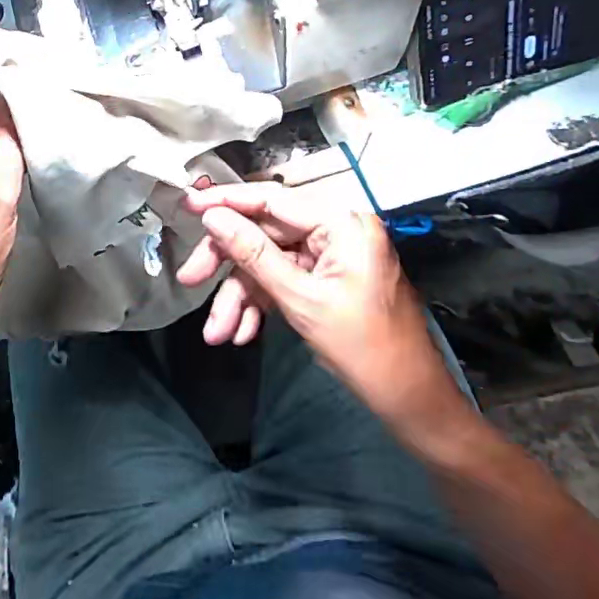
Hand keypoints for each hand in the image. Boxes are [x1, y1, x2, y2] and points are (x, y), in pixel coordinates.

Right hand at [176, 182, 465, 426]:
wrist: (410, 399)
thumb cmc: (363, 346)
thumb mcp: (300, 299)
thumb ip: (253, 254)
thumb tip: (212, 217)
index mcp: (341, 224)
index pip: (272, 199)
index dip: (226, 201)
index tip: (188, 204)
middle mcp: (335, 230)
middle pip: (264, 233)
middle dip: (227, 264)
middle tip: (190, 279)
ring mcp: (329, 255)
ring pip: (267, 262)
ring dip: (240, 295)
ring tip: (217, 331)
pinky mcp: (324, 278)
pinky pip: (282, 280)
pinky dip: (260, 303)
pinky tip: (242, 332)